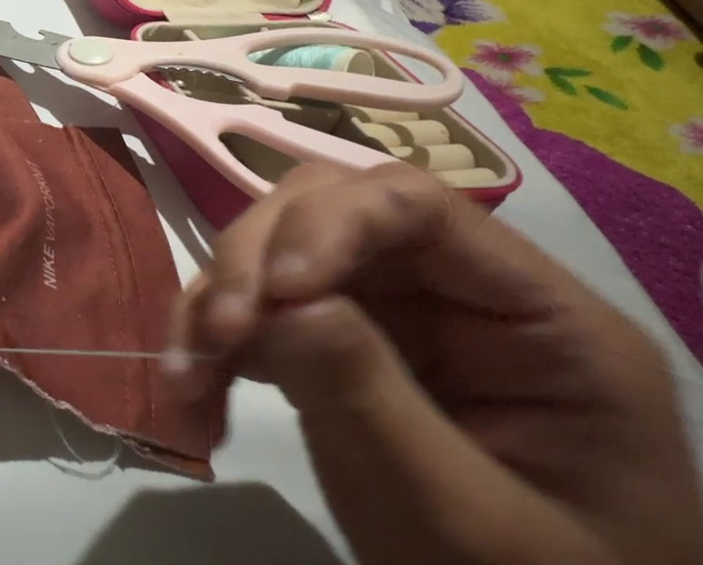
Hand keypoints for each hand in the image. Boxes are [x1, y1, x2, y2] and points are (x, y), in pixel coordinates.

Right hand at [168, 163, 702, 564]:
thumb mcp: (463, 513)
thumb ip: (374, 400)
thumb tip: (280, 304)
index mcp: (537, 316)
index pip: (418, 209)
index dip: (328, 224)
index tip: (269, 292)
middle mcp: (455, 292)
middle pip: (327, 211)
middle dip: (255, 260)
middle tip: (214, 331)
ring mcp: (390, 315)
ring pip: (272, 252)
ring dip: (216, 304)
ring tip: (185, 377)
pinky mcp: (331, 343)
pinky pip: (253, 309)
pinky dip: (207, 341)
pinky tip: (192, 392)